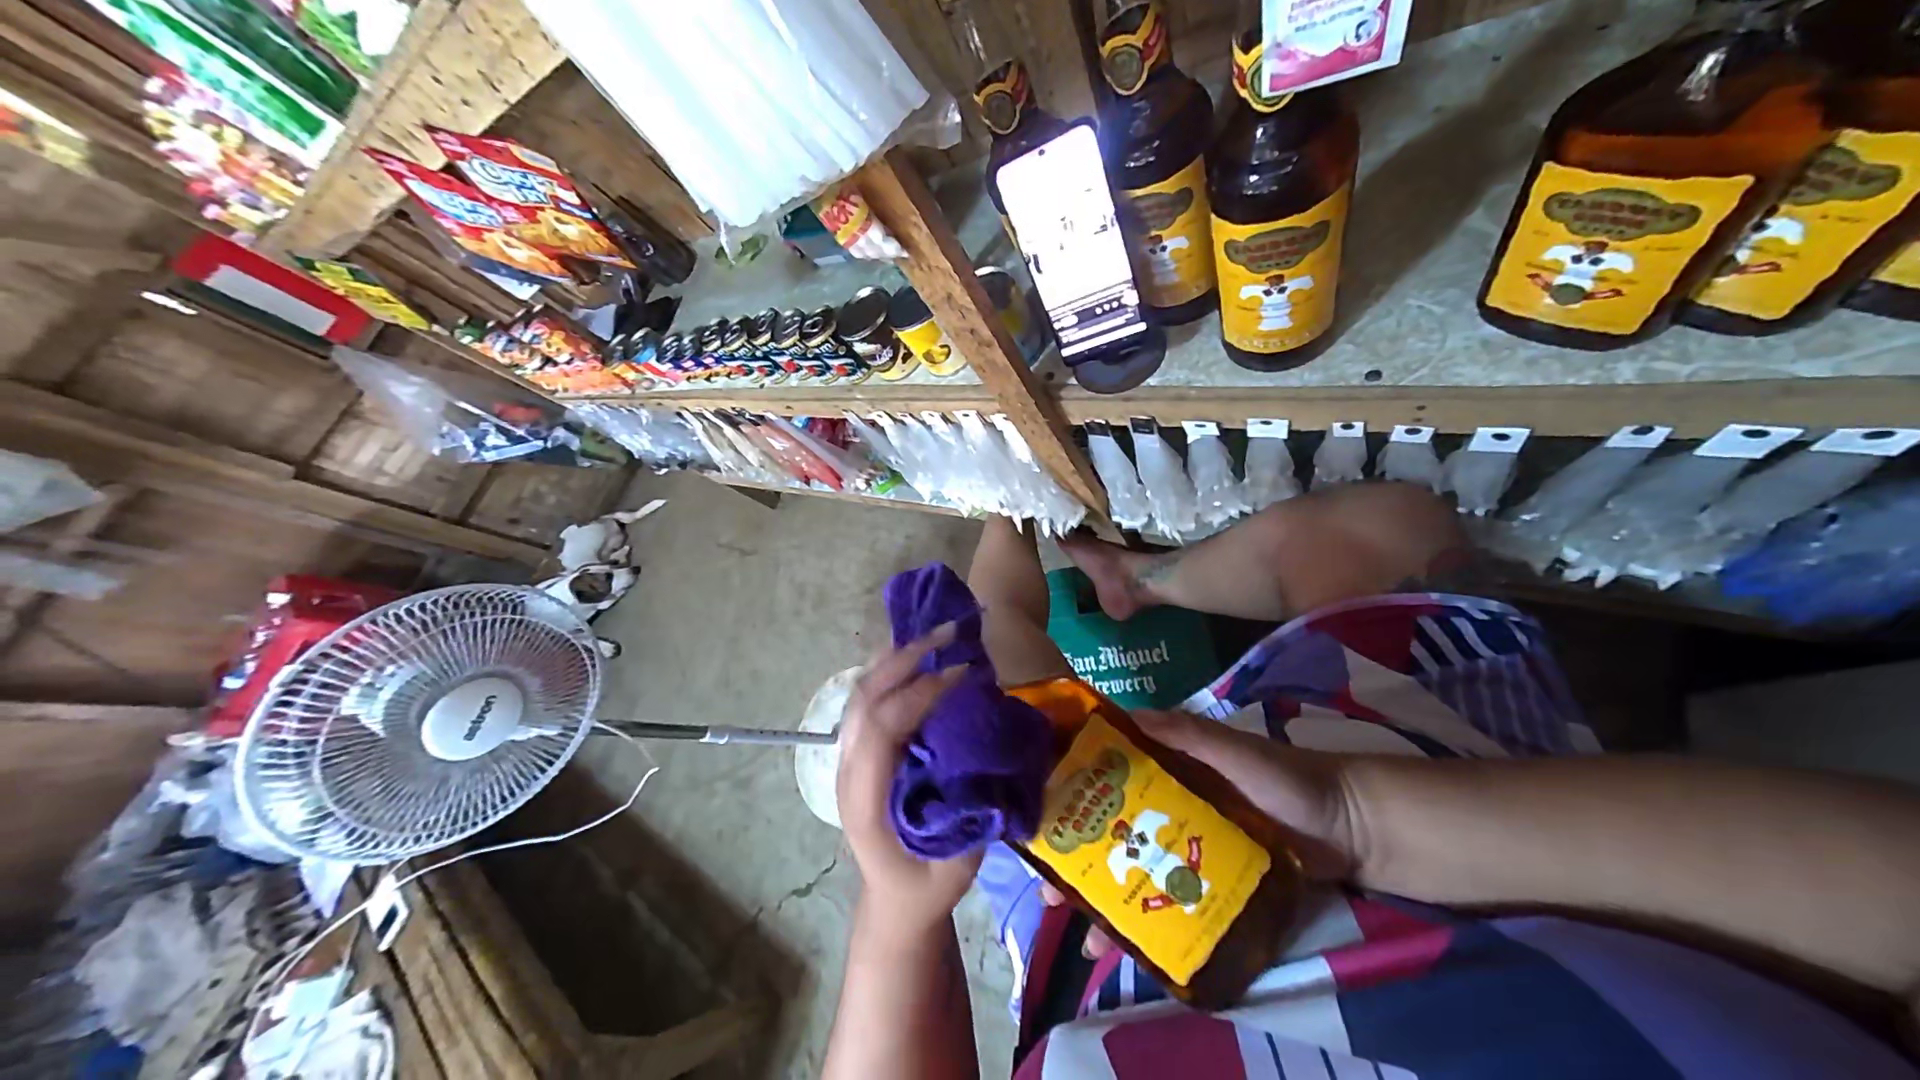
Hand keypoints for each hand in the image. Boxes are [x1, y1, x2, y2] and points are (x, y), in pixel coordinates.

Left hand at [836, 625, 979, 935]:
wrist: (891, 902)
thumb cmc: (924, 887)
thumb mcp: (955, 867)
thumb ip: (970, 817)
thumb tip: (988, 756)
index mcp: (865, 800)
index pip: (883, 729)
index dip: (919, 694)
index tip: (962, 673)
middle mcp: (846, 771)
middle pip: (866, 699)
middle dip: (906, 659)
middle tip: (950, 631)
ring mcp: (846, 758)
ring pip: (862, 692)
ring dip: (896, 658)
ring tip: (935, 632)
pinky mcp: (856, 751)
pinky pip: (867, 699)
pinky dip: (891, 670)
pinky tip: (917, 653)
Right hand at [1043, 708, 1361, 956]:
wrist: (1348, 831)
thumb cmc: (1283, 780)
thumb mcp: (1232, 750)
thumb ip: (1185, 735)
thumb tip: (1121, 717)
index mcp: (1160, 771)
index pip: (1100, 780)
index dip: (1066, 798)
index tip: (1036, 822)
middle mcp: (1161, 810)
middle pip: (1107, 836)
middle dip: (1075, 863)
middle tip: (1049, 891)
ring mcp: (1182, 852)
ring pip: (1131, 877)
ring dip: (1104, 904)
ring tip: (1084, 936)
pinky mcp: (1205, 887)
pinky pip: (1164, 905)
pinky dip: (1145, 928)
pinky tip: (1128, 953)